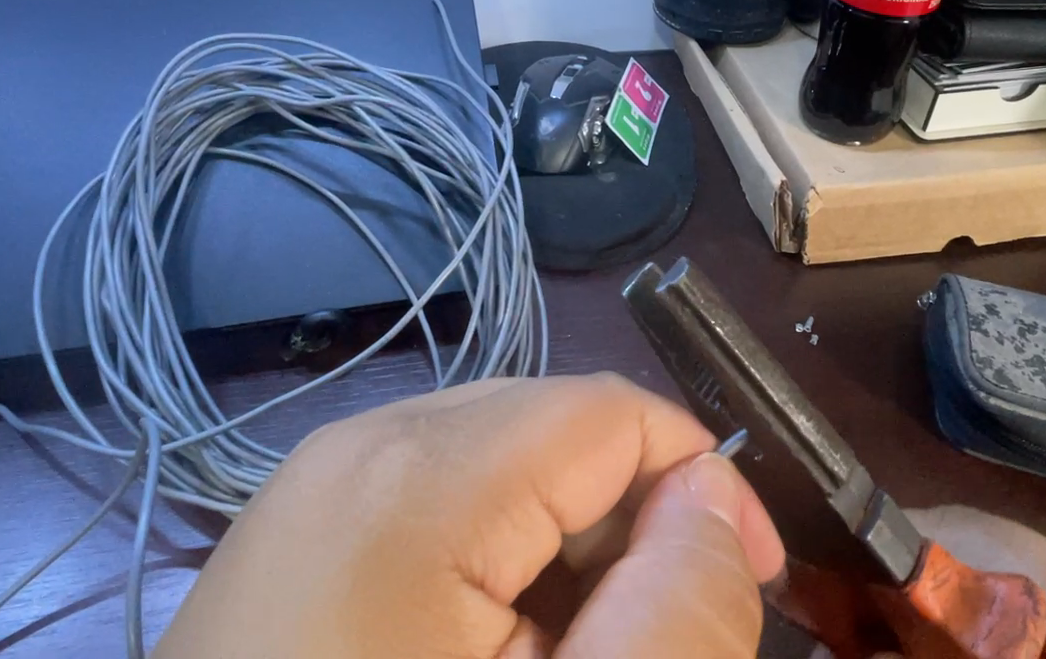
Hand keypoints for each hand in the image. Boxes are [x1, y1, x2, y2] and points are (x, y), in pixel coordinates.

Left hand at [153, 374, 785, 657]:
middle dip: (631, 513)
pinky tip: (491, 640)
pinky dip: (495, 549)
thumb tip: (712, 502)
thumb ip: (674, 611)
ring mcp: (319, 480)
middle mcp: (363, 442)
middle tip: (652, 632)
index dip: (698, 478)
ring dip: (566, 538)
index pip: (610, 409)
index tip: (745, 578)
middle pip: (553, 425)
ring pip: (500, 458)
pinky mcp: (299, 523)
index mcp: (422, 475)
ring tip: (567, 646)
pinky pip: (437, 493)